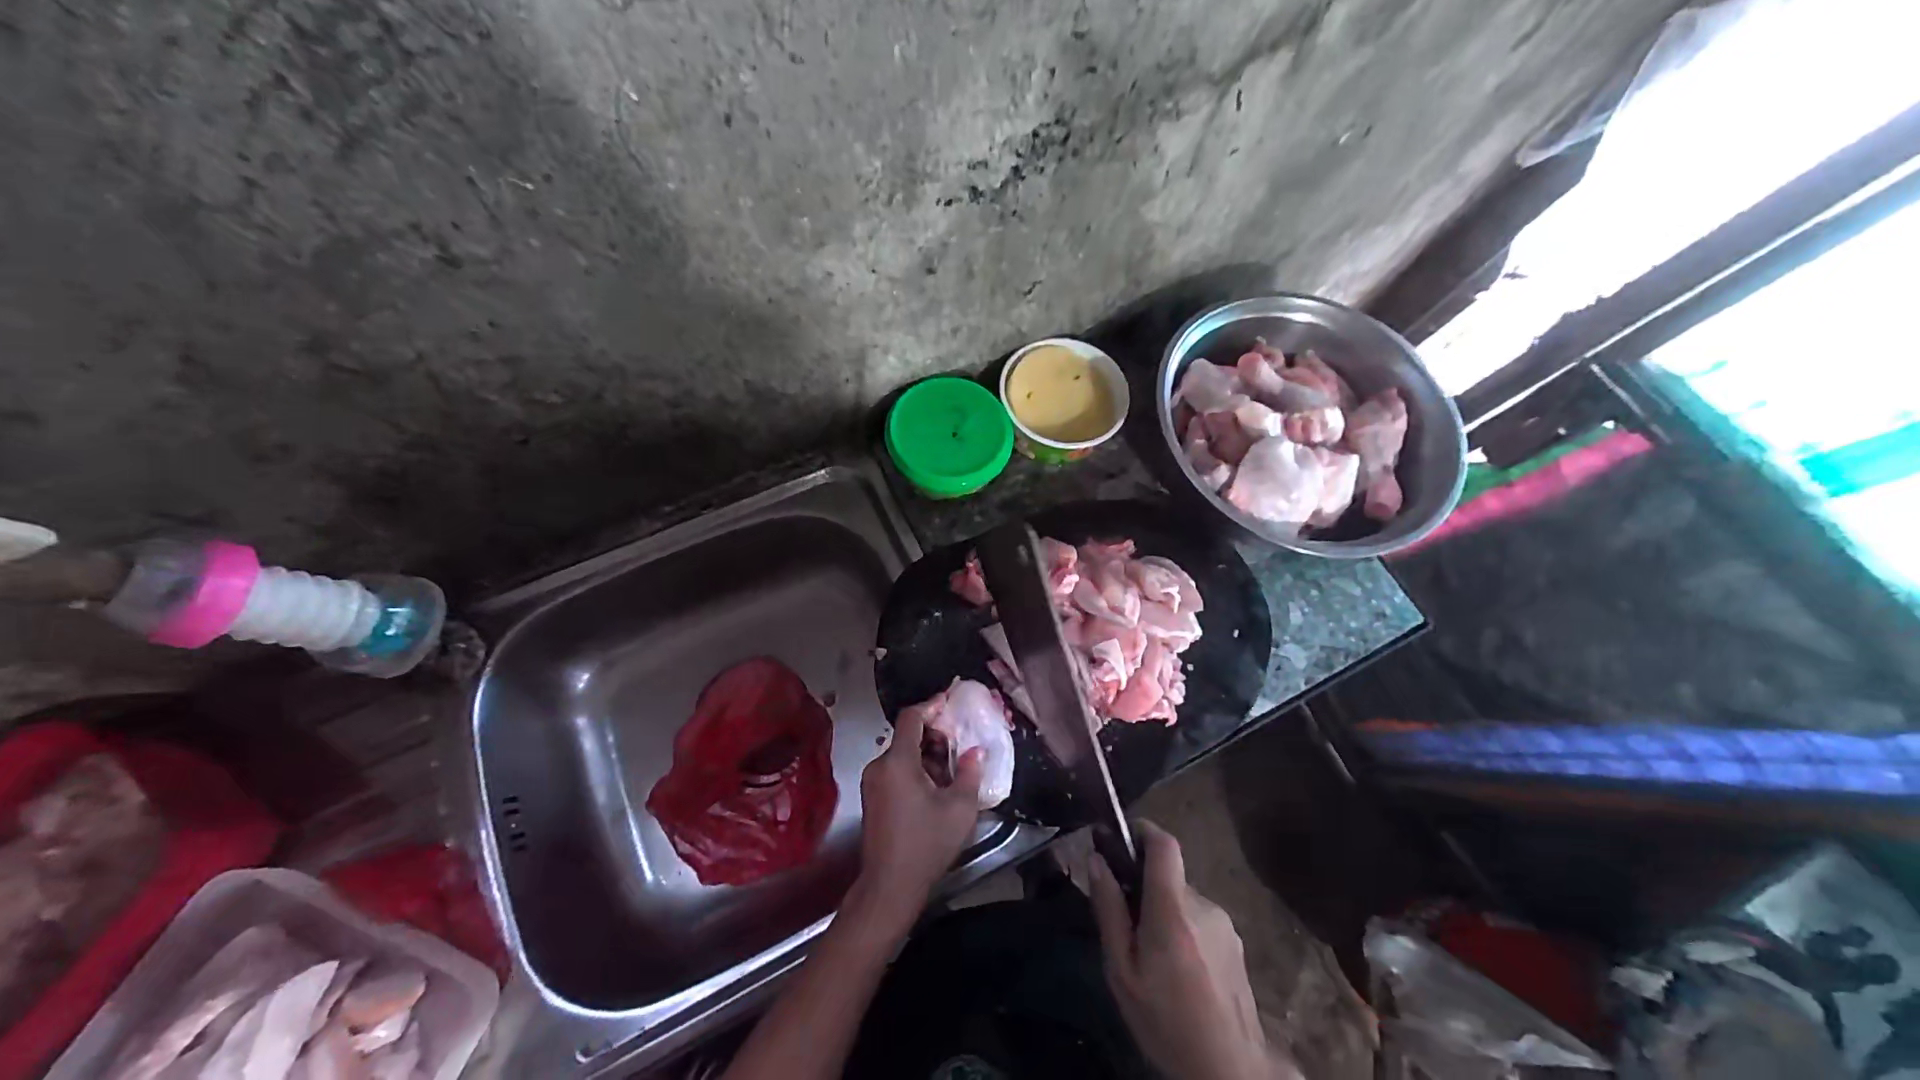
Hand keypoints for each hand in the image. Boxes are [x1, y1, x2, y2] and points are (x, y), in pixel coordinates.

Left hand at [854, 707, 982, 923]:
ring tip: (954, 769)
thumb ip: (970, 773)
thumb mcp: (959, 808)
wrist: (890, 885)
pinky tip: (937, 787)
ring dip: (927, 755)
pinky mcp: (873, 798)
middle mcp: (880, 766)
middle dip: (935, 735)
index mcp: (898, 762)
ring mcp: (873, 783)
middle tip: (960, 743)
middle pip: (907, 736)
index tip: (950, 703)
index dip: (932, 706)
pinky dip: (916, 770)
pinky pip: (896, 771)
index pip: (911, 717)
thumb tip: (975, 752)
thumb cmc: (926, 844)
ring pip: (902, 755)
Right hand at [1090, 821, 1297, 1079]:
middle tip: (1125, 927)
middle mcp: (1203, 906)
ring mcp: (1223, 923)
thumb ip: (1109, 911)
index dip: (1142, 831)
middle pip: (1168, 876)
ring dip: (1164, 913)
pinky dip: (1183, 929)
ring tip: (1151, 958)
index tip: (1120, 839)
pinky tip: (1177, 970)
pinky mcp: (1235, 941)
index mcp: (1172, 910)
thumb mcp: (1122, 971)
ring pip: (1182, 899)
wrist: (1230, 1069)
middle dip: (1145, 889)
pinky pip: (1199, 918)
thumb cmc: (1166, 1021)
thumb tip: (1096, 860)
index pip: (1164, 845)